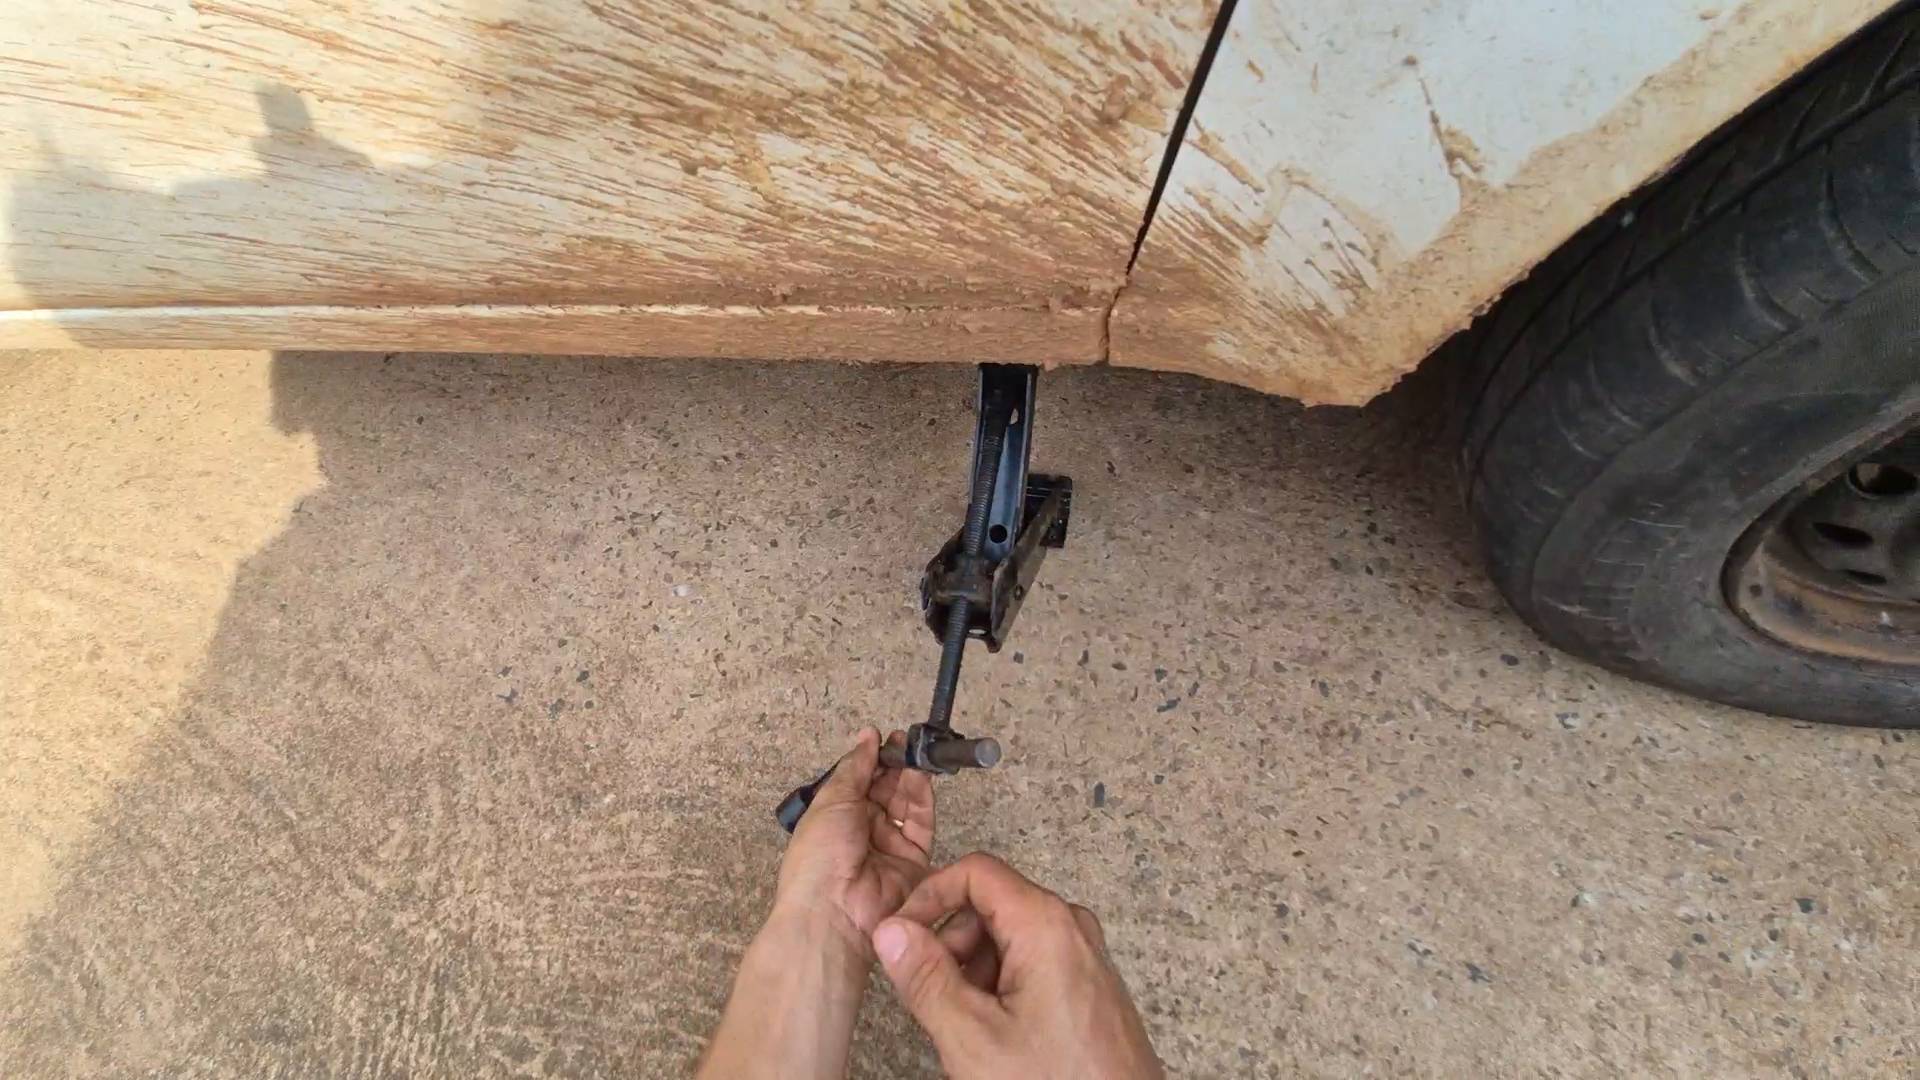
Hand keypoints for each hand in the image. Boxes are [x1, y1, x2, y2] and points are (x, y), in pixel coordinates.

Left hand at [773, 726, 935, 953]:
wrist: (833, 912)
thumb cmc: (819, 856)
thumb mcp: (832, 800)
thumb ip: (856, 766)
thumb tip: (868, 735)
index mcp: (837, 816)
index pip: (862, 780)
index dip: (874, 758)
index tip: (885, 737)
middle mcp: (863, 829)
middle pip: (886, 789)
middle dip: (895, 764)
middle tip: (905, 742)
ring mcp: (888, 844)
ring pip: (906, 802)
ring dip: (910, 776)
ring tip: (915, 754)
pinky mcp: (913, 859)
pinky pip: (921, 823)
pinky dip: (922, 797)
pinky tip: (921, 775)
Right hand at [870, 853, 1163, 1079]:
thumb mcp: (974, 1038)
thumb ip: (926, 978)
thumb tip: (890, 931)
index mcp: (1045, 922)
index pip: (975, 871)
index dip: (929, 896)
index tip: (900, 933)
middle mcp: (1070, 925)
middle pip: (991, 903)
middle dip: (950, 942)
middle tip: (929, 993)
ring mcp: (1084, 954)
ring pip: (1009, 935)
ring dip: (973, 969)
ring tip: (965, 1025)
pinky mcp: (1089, 983)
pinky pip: (1032, 960)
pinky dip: (1001, 985)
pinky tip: (996, 1034)